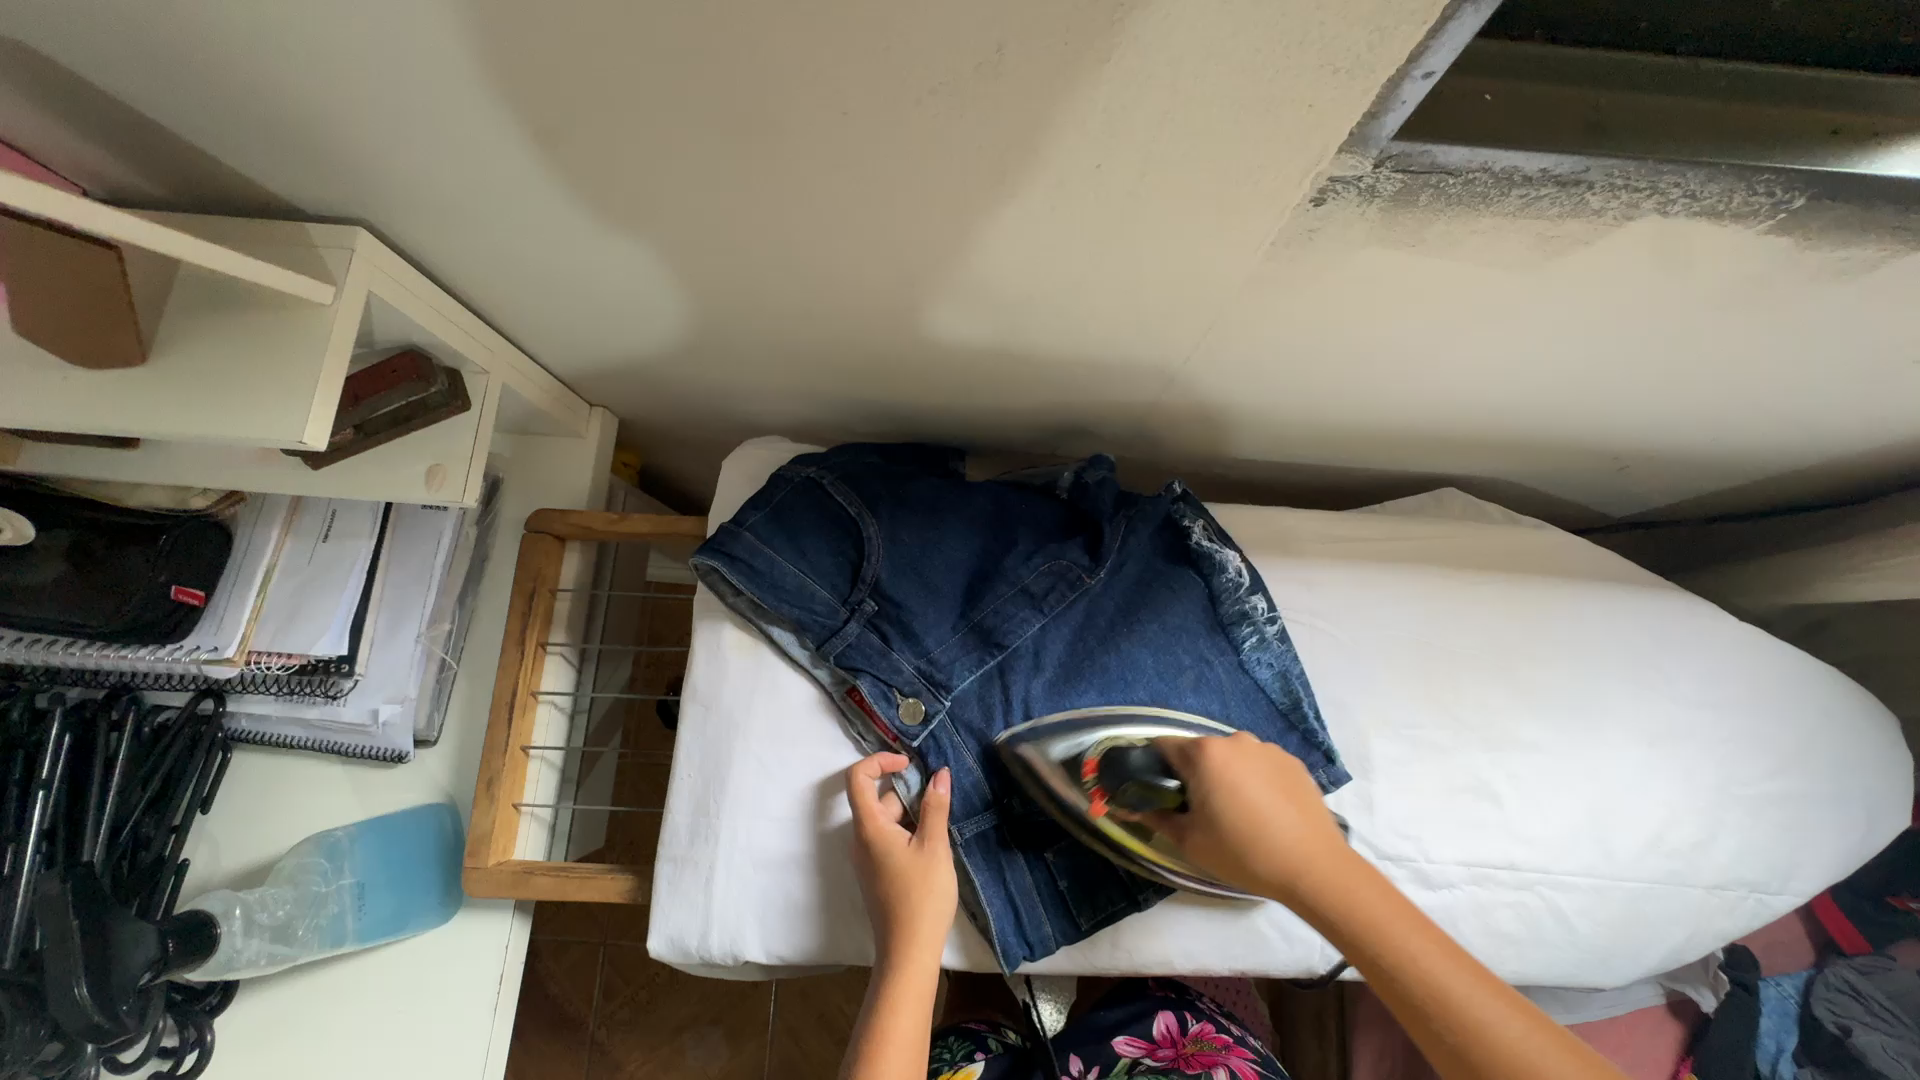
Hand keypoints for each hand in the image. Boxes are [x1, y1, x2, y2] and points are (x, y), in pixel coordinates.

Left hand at [844, 752, 955, 963]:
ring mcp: (866, 858)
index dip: (880, 761)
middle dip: (909, 794)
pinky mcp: (875, 873)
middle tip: (941, 804)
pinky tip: (932, 849)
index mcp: (869, 827)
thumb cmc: (922, 896)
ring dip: (912, 816)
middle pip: (878, 800)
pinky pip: (888, 839)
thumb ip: (934, 806)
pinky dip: (908, 833)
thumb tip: (939, 773)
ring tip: (942, 830)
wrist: (908, 952)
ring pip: (887, 821)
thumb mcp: (934, 845)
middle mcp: (860, 839)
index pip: (857, 778)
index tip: (909, 763)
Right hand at [1135, 732, 1353, 906]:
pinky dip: (1253, 780)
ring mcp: (1267, 748)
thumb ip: (1154, 819)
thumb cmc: (1243, 853)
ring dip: (1224, 776)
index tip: (1156, 791)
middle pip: (1199, 751)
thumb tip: (1128, 809)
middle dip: (1192, 774)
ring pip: (1231, 757)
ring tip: (1236, 813)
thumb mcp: (1190, 841)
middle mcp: (1234, 740)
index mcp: (1204, 753)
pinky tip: (1264, 812)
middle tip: (1197, 810)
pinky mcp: (1292, 761)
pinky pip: (1259, 764)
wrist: (1315, 868)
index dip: (1152, 767)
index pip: (1162, 746)